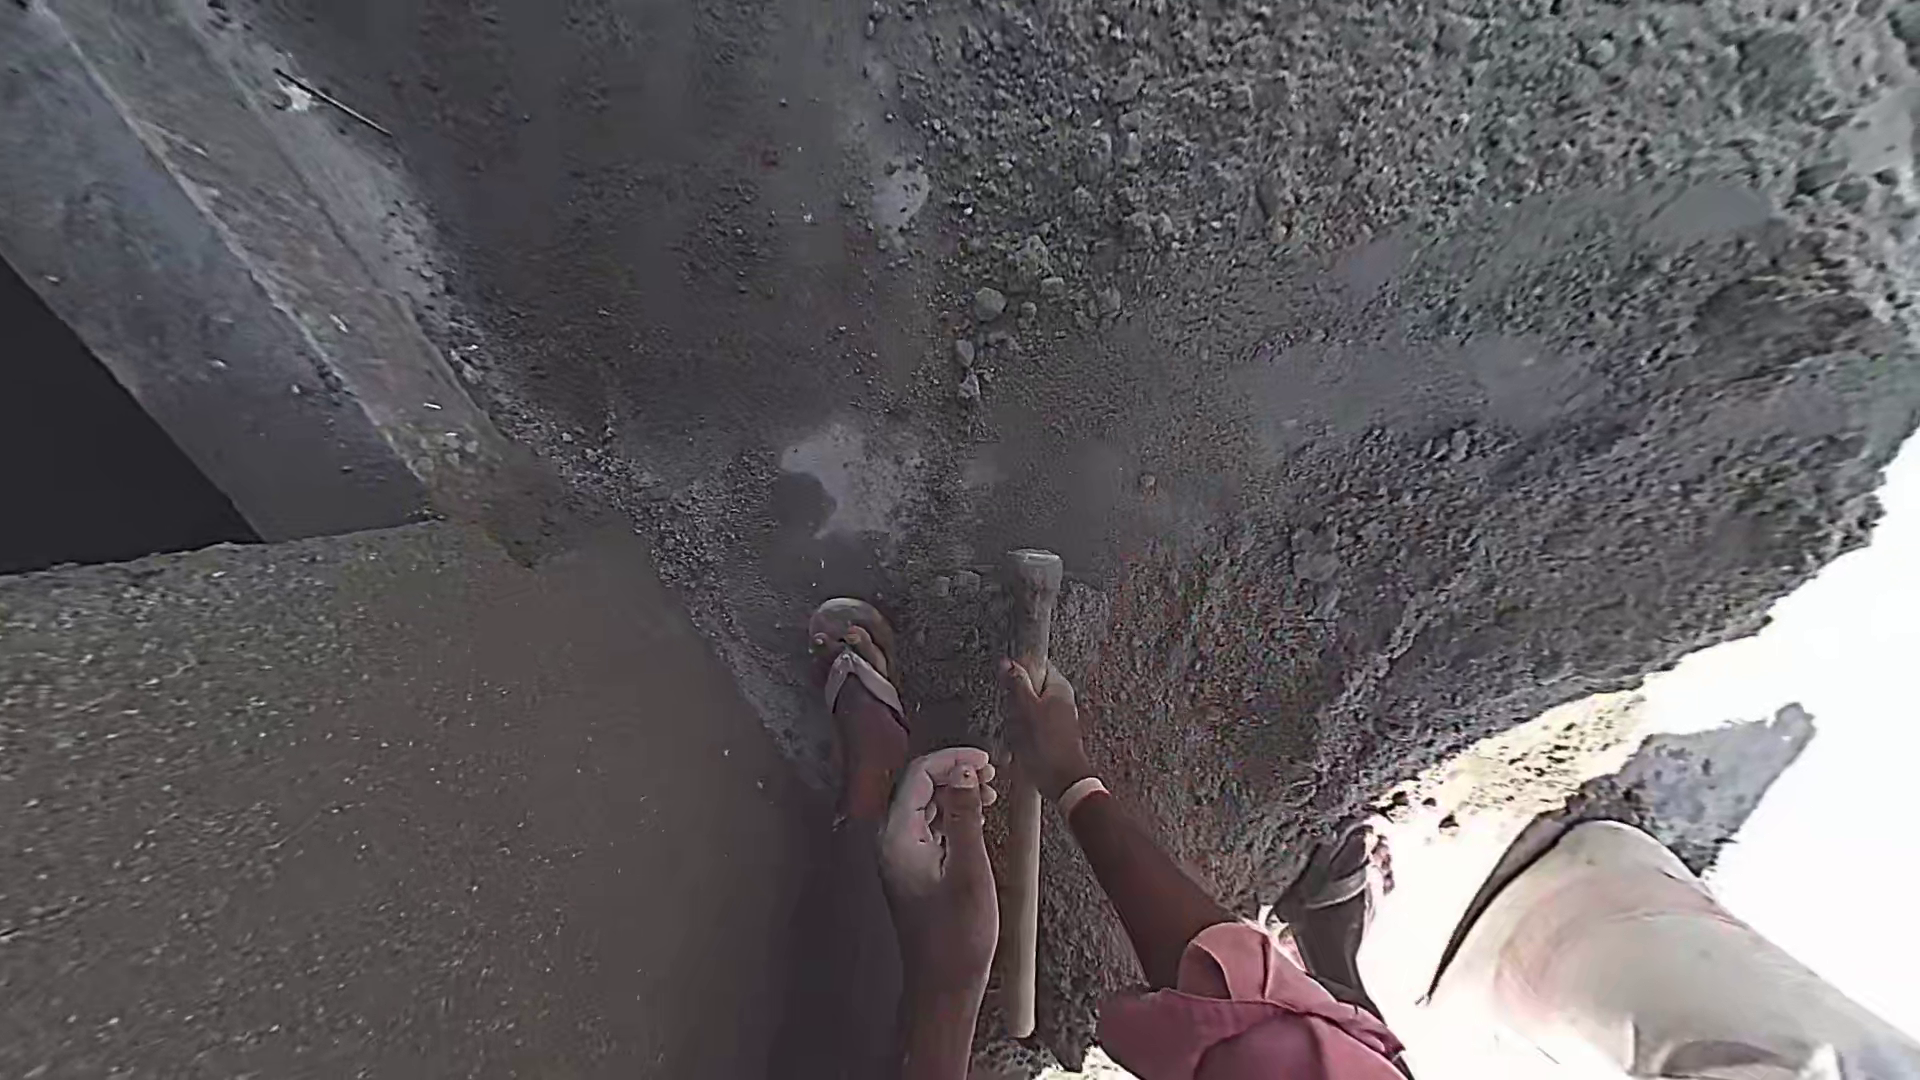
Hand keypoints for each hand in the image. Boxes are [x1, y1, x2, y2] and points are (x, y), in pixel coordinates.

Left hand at [880, 747, 999, 999]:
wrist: (943, 987)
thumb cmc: (956, 939)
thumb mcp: (969, 870)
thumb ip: (965, 815)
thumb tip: (965, 771)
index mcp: (898, 836)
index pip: (919, 774)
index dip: (951, 759)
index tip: (982, 760)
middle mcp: (893, 838)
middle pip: (919, 783)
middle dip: (954, 770)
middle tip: (988, 772)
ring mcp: (901, 850)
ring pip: (926, 800)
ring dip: (956, 789)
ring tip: (988, 789)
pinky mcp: (913, 861)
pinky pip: (930, 820)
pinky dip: (954, 809)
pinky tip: (977, 812)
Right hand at [1000, 660, 1093, 802]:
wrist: (1061, 782)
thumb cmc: (1048, 745)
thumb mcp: (1025, 708)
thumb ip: (1016, 682)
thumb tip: (1007, 663)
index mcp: (1059, 687)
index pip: (1037, 664)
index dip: (1020, 670)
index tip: (1009, 680)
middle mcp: (1061, 700)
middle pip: (1029, 687)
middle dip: (1016, 698)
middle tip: (1014, 710)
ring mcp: (1056, 718)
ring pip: (1026, 708)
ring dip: (1016, 718)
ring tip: (1017, 730)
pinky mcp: (1050, 734)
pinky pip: (1029, 726)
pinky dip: (1021, 733)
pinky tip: (1020, 743)